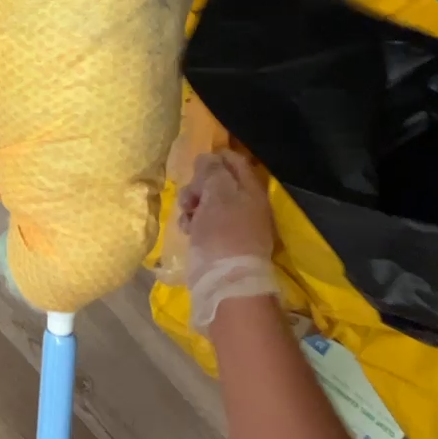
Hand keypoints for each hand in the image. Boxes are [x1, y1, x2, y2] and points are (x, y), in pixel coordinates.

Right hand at [178, 150, 278, 328]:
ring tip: (186, 214)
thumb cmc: (223, 232)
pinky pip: (204, 223)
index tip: (195, 163)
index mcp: (251, 190)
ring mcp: (233, 225)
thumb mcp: (217, 194)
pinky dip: (194, 223)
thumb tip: (208, 158)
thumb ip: (212, 171)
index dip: (216, 157)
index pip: (235, 162)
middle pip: (218, 182)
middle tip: (189, 194)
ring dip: (192, 204)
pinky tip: (187, 229)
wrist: (225, 281)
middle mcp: (245, 205)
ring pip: (207, 203)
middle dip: (199, 184)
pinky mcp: (220, 242)